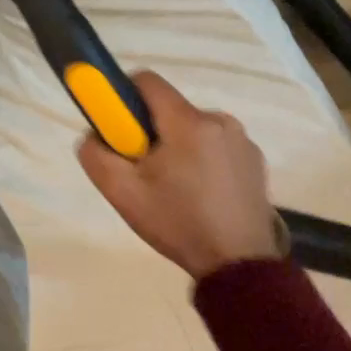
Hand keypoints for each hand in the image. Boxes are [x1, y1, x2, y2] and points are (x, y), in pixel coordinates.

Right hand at [78, 71, 284, 279]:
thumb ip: (93, 151)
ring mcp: (243, 142)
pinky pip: (214, 144)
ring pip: (191, 127)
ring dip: (176, 144)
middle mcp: (220, 121)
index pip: (146, 80)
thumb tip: (95, 134)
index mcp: (188, 123)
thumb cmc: (177, 223)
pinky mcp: (256, 162)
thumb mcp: (120, 191)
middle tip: (142, 166)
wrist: (241, 269)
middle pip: (168, 108)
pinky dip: (200, 158)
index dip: (124, 95)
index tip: (118, 126)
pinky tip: (199, 193)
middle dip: (149, 128)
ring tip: (173, 186)